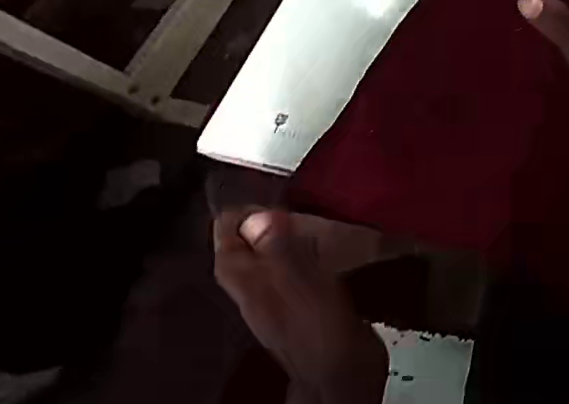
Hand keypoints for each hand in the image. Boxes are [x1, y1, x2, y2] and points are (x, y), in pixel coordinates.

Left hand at [213, 208, 387, 403]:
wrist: (342, 374)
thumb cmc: (319, 330)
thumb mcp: (298, 279)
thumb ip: (277, 247)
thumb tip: (255, 218)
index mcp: (249, 286)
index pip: (226, 245)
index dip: (236, 217)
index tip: (254, 192)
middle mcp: (259, 293)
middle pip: (246, 251)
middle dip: (257, 223)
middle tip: (275, 199)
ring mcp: (281, 301)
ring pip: (270, 259)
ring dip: (280, 235)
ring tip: (296, 213)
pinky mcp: (306, 305)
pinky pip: (295, 269)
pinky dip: (302, 252)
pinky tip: (320, 244)